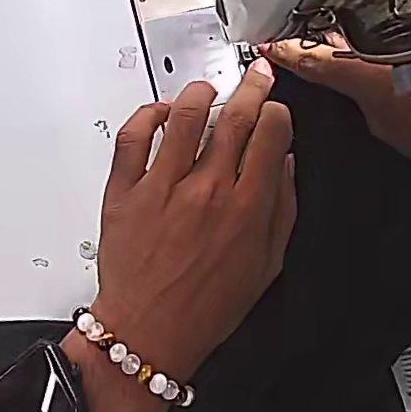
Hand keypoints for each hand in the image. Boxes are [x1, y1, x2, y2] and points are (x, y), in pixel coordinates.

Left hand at [72, 59, 297, 411]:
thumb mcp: (266, 266)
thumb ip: (282, 210)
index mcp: (246, 209)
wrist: (149, 333)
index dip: (277, 113)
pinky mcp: (125, 191)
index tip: (276, 111)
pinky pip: (133, 137)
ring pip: (186, 116)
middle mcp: (207, 191)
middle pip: (235, 117)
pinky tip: (162, 112)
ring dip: (202, 93)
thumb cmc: (206, 306)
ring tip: (209, 91)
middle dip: (252, 88)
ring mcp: (162, 188)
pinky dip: (149, 114)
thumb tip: (285, 164)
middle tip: (255, 78)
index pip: (270, 135)